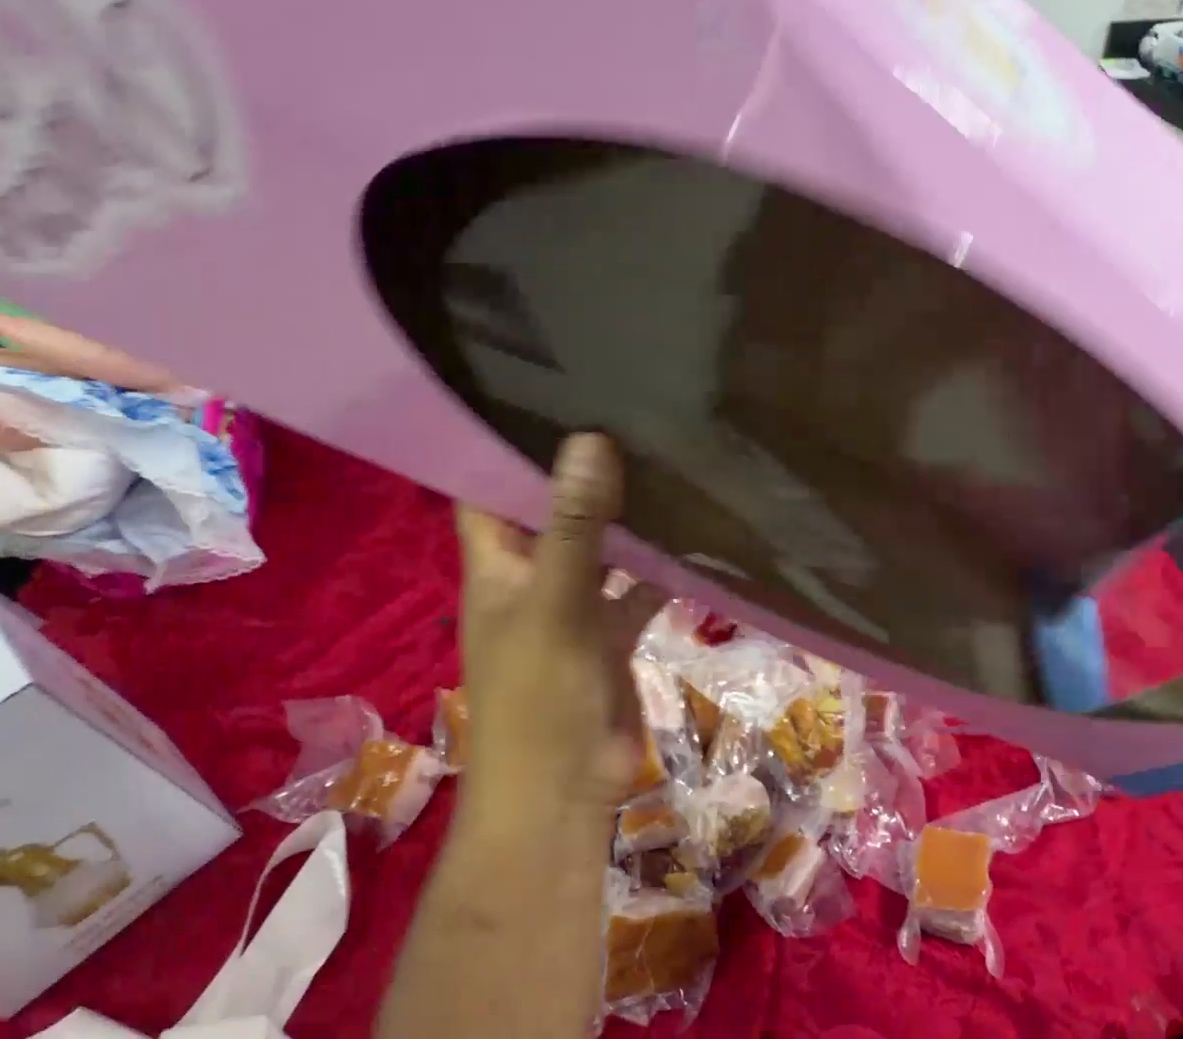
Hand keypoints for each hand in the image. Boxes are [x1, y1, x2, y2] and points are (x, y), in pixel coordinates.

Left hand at [455, 433, 666, 801]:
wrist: (563, 792)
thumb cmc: (538, 698)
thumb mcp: (554, 604)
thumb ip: (573, 526)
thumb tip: (588, 440)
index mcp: (496, 565)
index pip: (487, 488)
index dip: (504, 444)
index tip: (544, 390)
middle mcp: (531, 577)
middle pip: (552, 511)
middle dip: (583, 471)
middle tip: (628, 408)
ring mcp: (574, 606)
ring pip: (601, 548)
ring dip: (627, 517)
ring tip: (666, 455)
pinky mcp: (611, 635)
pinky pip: (636, 589)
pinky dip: (660, 569)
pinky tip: (695, 535)